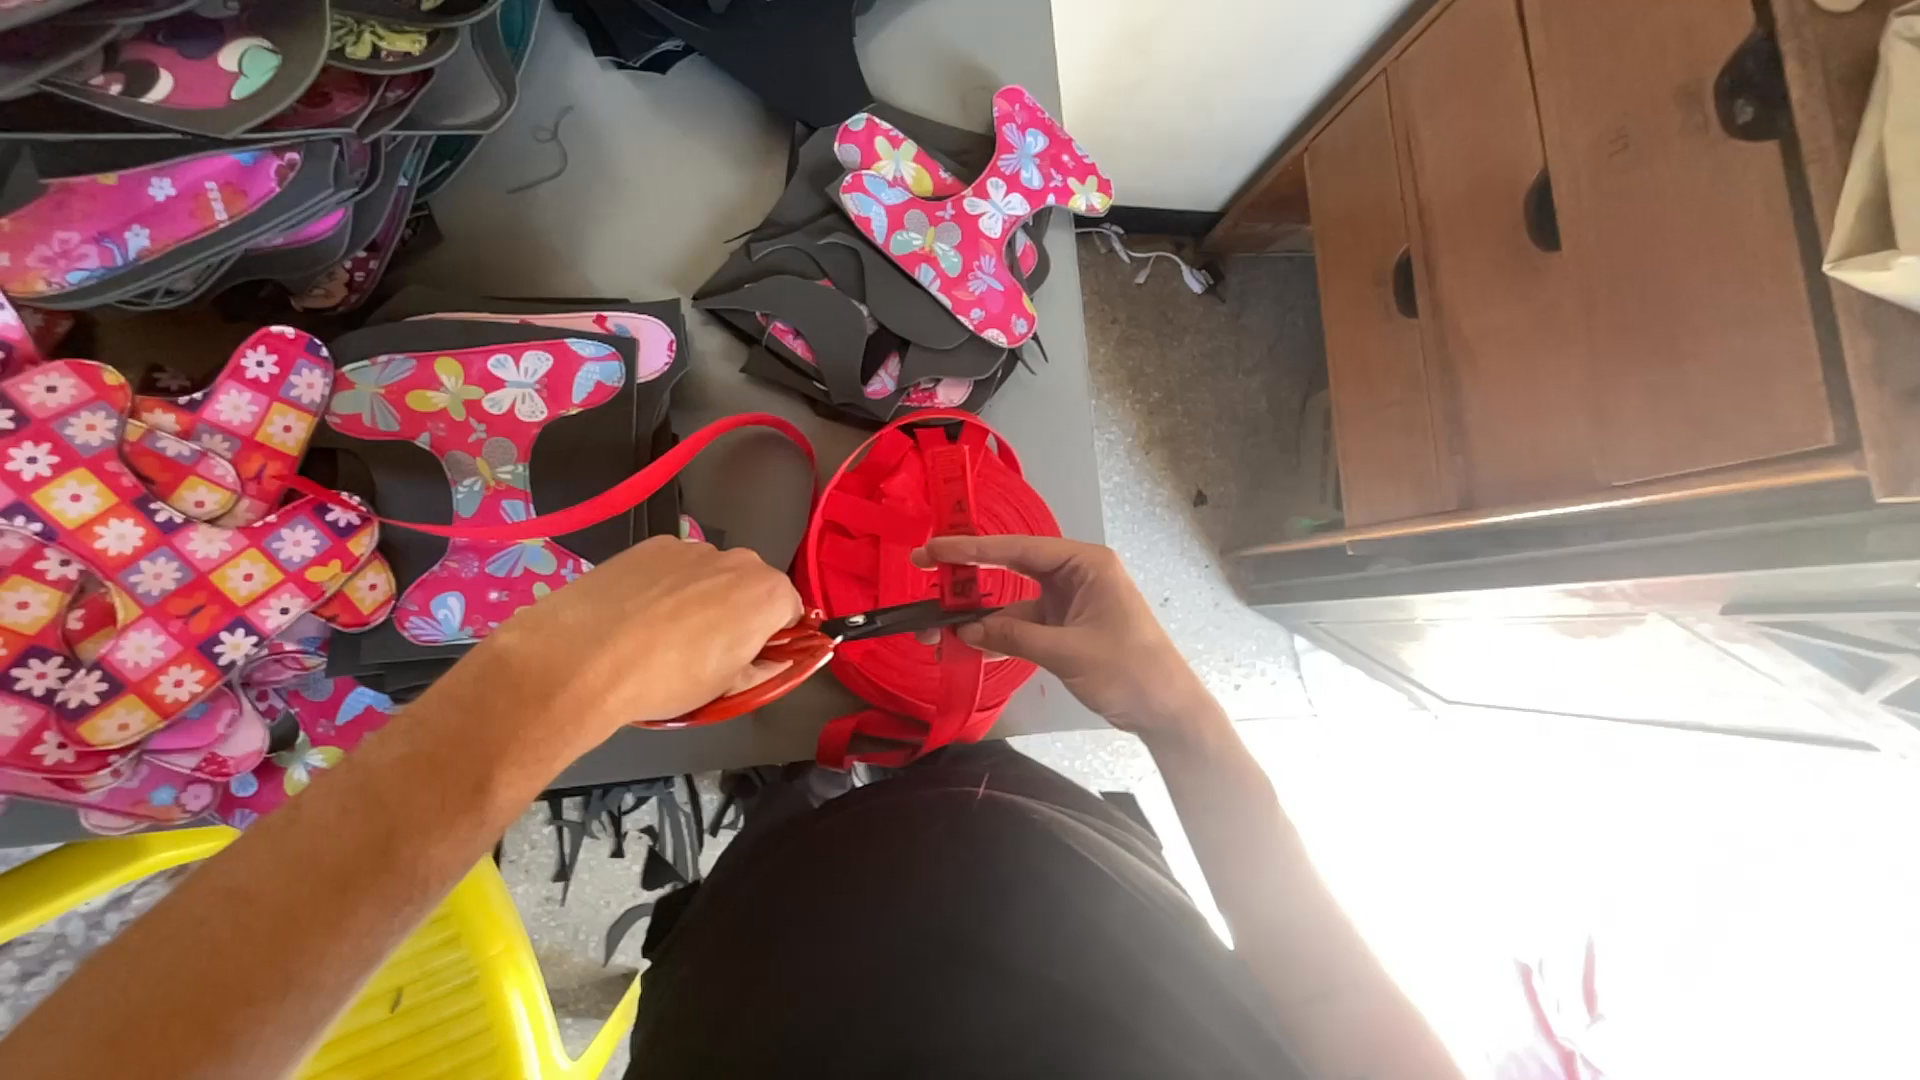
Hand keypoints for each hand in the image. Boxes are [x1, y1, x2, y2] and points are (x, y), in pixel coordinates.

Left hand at [430, 537, 802, 756]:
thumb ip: (765, 669)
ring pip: (712, 574)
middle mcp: (738, 560)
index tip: (753, 657)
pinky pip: (674, 566)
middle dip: (740, 612)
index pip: (792, 610)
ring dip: (703, 596)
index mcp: (768, 594)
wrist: (581, 657)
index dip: (775, 636)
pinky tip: (639, 616)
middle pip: (753, 586)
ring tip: (665, 634)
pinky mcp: (651, 545)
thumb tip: (776, 660)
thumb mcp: (727, 689)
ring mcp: (692, 548)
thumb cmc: (666, 679)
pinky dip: (666, 585)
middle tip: (709, 649)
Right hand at [913, 535, 1224, 742]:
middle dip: (966, 576)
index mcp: (1085, 564)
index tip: (932, 550)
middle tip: (922, 572)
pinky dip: (995, 639)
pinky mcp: (1062, 629)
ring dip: (975, 619)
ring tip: (932, 631)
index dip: (970, 549)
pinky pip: (1021, 628)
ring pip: (1010, 604)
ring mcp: (1067, 603)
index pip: (1018, 549)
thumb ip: (1014, 638)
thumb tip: (964, 631)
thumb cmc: (1130, 671)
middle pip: (1009, 568)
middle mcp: (1073, 575)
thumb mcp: (1069, 652)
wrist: (1166, 710)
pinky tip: (964, 648)